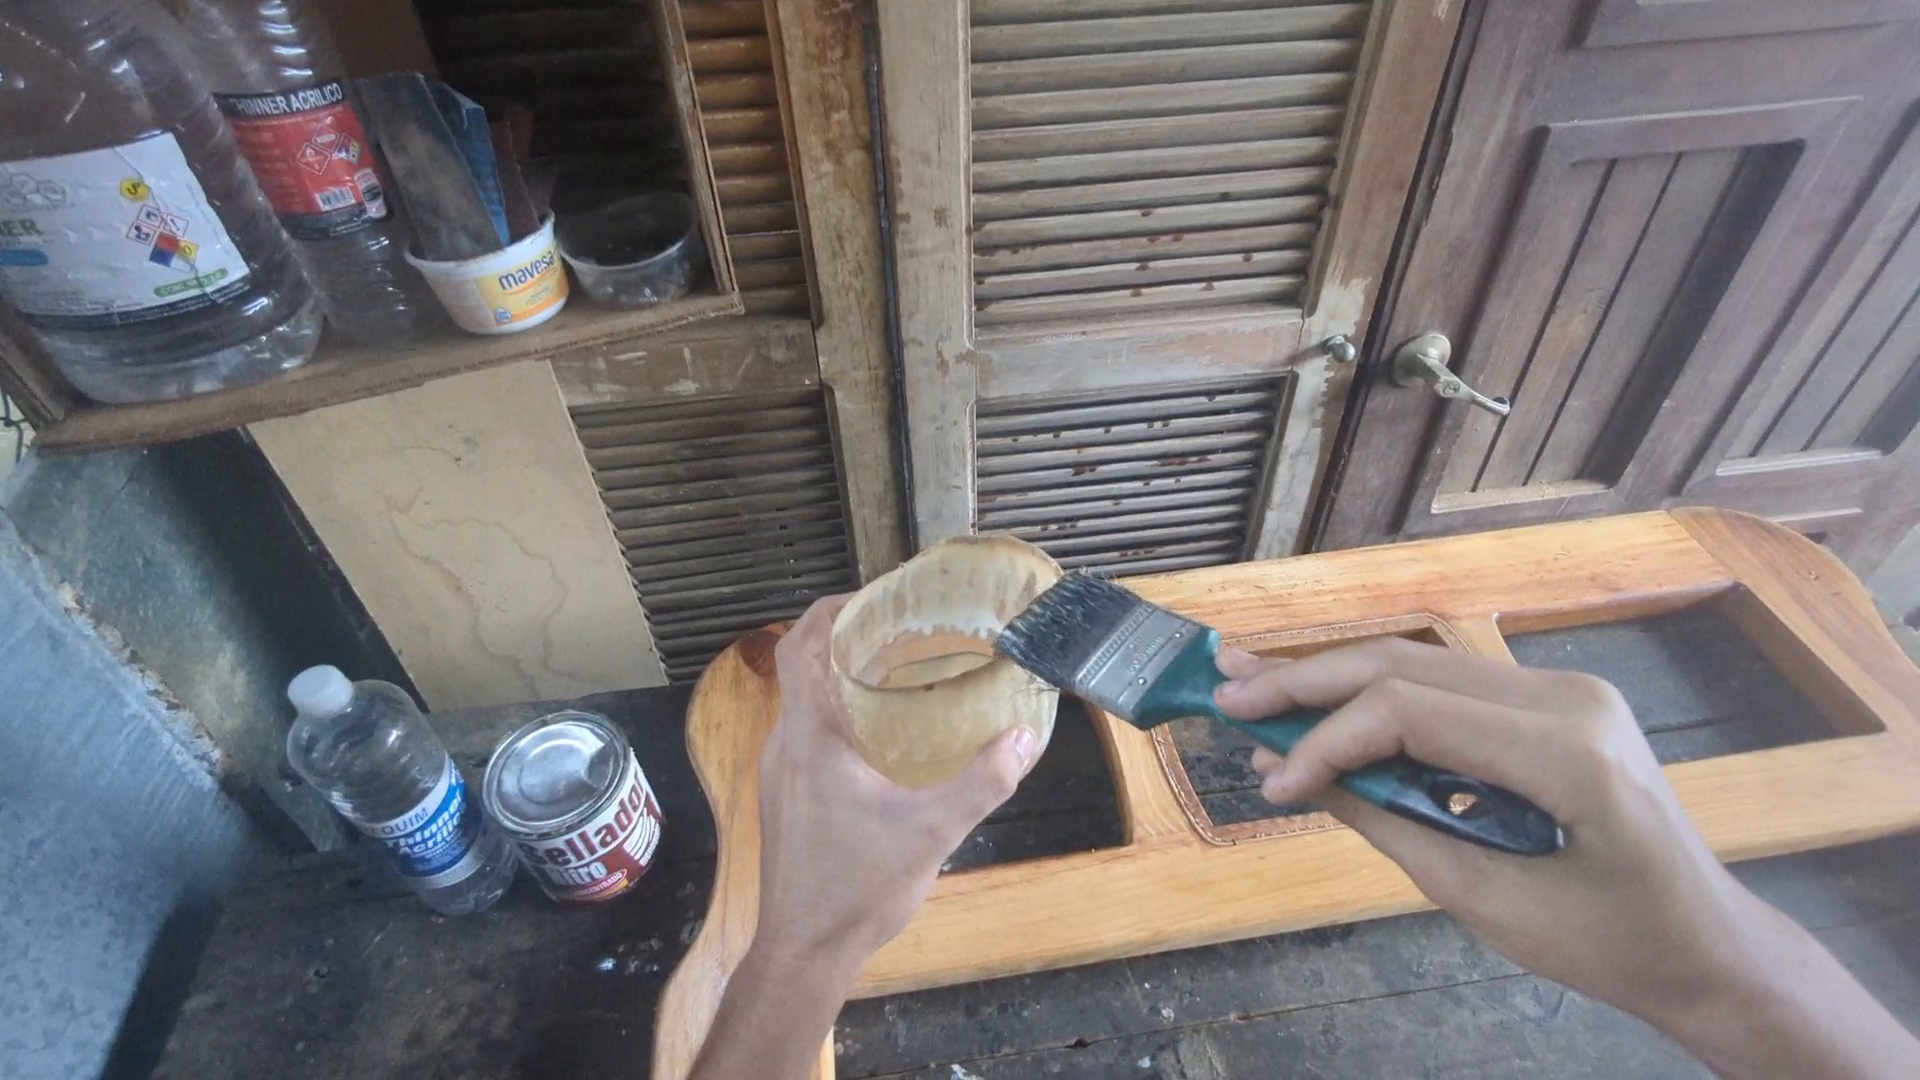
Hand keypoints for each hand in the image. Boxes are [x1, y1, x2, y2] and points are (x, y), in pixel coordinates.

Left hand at [754, 595, 1038, 979]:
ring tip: (893, 671)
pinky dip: (835, 712)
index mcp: (810, 737)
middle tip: (897, 629)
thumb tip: (1022, 737)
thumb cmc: (856, 887)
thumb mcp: (931, 832)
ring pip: (802, 701)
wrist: (803, 953)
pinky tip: (879, 733)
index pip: (798, 649)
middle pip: (801, 668)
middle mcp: (785, 744)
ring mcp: (779, 772)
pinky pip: (805, 732)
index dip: (826, 612)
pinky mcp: (784, 796)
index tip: (866, 597)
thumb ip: (981, 783)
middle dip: (842, 639)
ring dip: (838, 677)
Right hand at [1213, 639, 1919, 1079]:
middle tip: (1226, 691)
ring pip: (1405, 662)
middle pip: (1397, 666)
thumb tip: (1280, 774)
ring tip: (1248, 678)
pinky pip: (1430, 682)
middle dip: (1302, 682)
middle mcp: (1561, 696)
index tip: (1269, 780)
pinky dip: (1363, 694)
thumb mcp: (1477, 895)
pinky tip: (1311, 693)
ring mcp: (1552, 686)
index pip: (1407, 713)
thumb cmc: (1604, 943)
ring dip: (1322, 676)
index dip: (1322, 740)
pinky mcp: (1536, 694)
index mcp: (1566, 754)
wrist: (1707, 945)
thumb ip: (1375, 816)